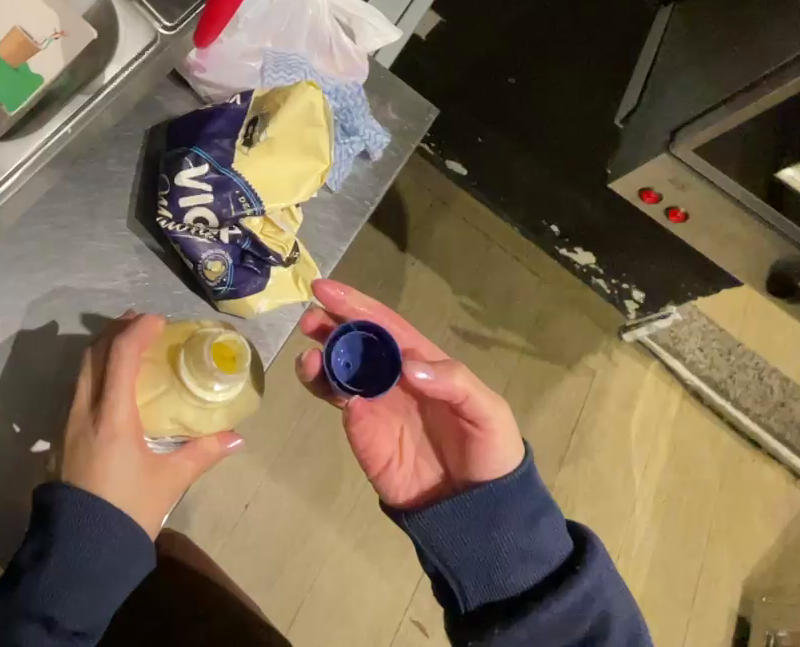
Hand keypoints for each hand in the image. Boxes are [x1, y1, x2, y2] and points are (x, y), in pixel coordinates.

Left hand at [61, 312, 244, 537]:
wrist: (81, 550)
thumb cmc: (128, 511)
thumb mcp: (169, 481)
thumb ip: (202, 453)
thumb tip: (237, 438)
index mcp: (112, 416)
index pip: (120, 355)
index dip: (138, 330)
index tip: (159, 321)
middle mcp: (86, 410)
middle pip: (94, 352)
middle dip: (117, 330)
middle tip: (142, 323)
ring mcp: (69, 422)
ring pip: (83, 368)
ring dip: (104, 347)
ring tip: (128, 343)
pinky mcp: (64, 435)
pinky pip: (79, 386)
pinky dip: (96, 369)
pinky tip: (113, 380)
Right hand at [296, 279, 524, 509]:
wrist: (477, 511)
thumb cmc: (490, 450)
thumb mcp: (488, 410)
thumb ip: (454, 381)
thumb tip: (407, 366)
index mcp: (420, 359)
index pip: (383, 323)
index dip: (354, 304)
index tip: (324, 288)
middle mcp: (391, 374)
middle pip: (353, 340)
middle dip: (328, 324)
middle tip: (309, 320)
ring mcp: (373, 402)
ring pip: (337, 368)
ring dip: (319, 357)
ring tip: (308, 358)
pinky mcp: (361, 431)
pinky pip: (338, 402)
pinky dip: (324, 388)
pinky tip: (320, 383)